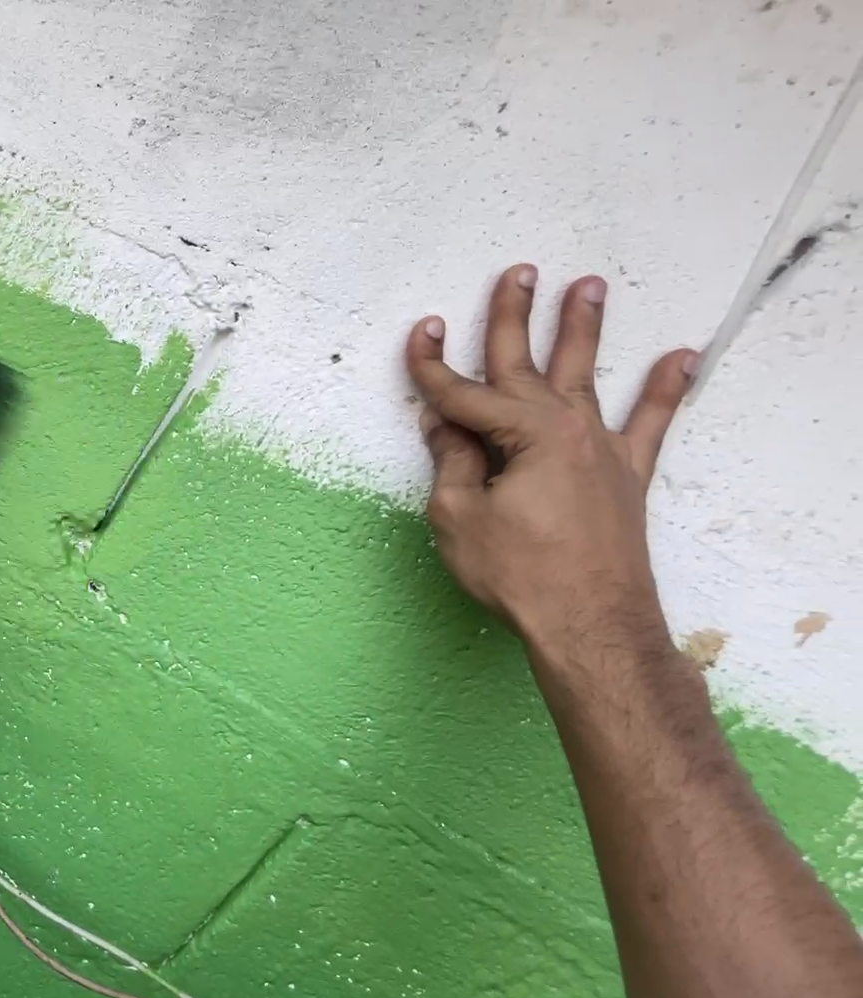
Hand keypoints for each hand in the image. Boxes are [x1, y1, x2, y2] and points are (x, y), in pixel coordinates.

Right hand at [407, 264, 697, 652]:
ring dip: (583, 331)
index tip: (422, 333)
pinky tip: (680, 357)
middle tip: (517, 273)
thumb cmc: (514, 569)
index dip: (434, 366)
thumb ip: (452, 461)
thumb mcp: (457, 515)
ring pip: (586, 376)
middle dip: (515, 317)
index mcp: (522, 436)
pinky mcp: (626, 474)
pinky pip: (650, 422)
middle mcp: (566, 429)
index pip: (464, 393)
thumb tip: (445, 424)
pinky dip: (664, 390)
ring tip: (588, 286)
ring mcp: (602, 448)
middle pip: (527, 365)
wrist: (589, 620)